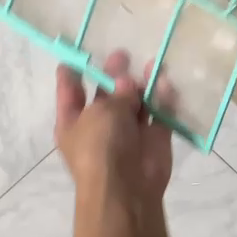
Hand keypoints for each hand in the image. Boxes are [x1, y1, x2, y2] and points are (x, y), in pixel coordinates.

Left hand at [55, 50, 173, 205]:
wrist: (126, 186)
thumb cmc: (101, 147)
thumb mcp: (102, 113)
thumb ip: (118, 94)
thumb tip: (130, 81)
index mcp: (73, 121)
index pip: (70, 91)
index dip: (74, 71)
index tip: (78, 51)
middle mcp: (100, 125)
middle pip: (107, 94)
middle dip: (114, 74)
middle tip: (122, 53)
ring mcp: (128, 132)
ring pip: (136, 102)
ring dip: (142, 84)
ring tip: (152, 62)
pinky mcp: (154, 138)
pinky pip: (160, 115)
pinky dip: (164, 100)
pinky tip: (166, 81)